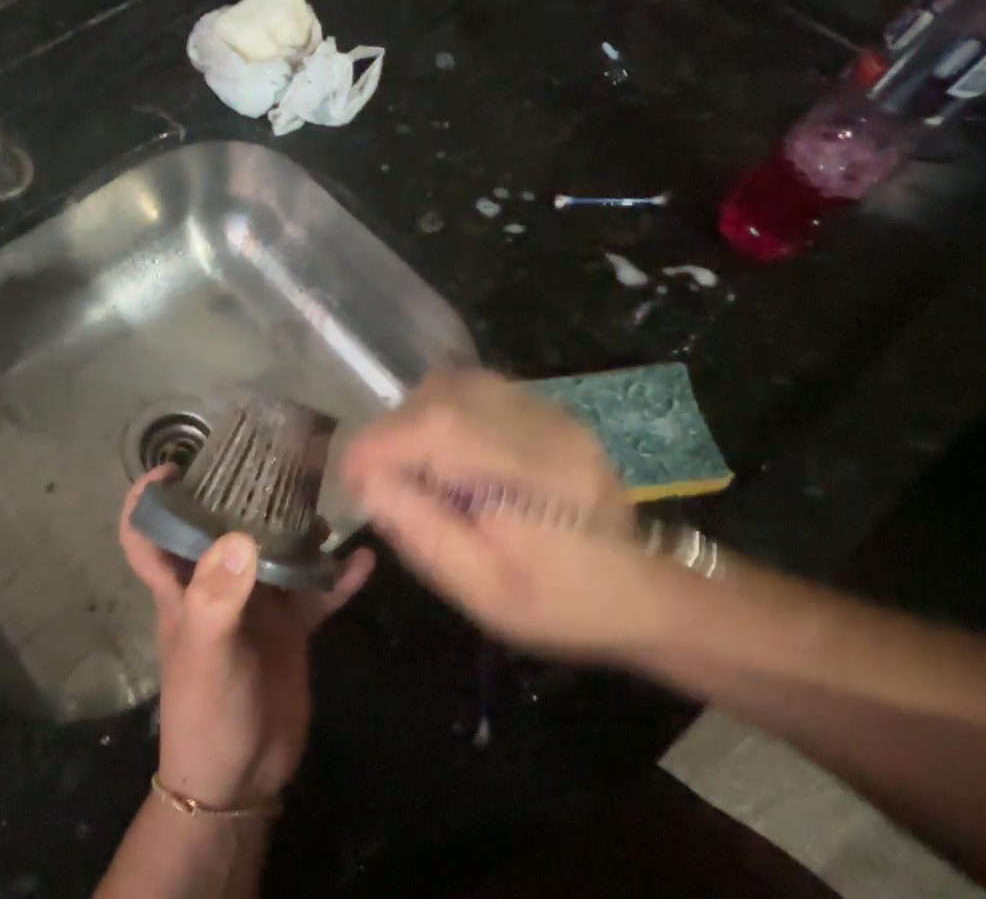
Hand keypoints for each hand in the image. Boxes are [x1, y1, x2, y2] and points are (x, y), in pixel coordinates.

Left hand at [119, 467, 374, 808]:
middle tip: (275, 463)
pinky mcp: (291, 630)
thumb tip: (240, 535)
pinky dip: (337, 576)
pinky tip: (363, 559)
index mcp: (181, 588)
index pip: (148, 535)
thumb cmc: (206, 711)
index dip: (148, 500)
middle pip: (222, 530)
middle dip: (241, 498)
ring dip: (296, 530)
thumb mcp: (207, 651)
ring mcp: (257, 607)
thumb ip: (218, 596)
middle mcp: (217, 587)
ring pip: (275, 554)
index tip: (172, 467)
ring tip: (324, 499)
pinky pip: (316, 593)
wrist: (240, 777)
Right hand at [339, 369, 675, 659]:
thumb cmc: (550, 602)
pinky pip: (482, 391)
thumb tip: (365, 480)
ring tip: (416, 464)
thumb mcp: (475, 585)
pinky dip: (447, 412)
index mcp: (528, 477)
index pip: (436, 428)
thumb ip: (418, 527)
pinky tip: (453, 455)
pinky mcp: (553, 412)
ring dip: (419, 416)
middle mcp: (542, 429)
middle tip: (383, 476)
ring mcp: (552, 413)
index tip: (349, 475)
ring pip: (459, 383)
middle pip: (443, 394)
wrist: (636, 595)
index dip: (379, 443)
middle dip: (395, 430)